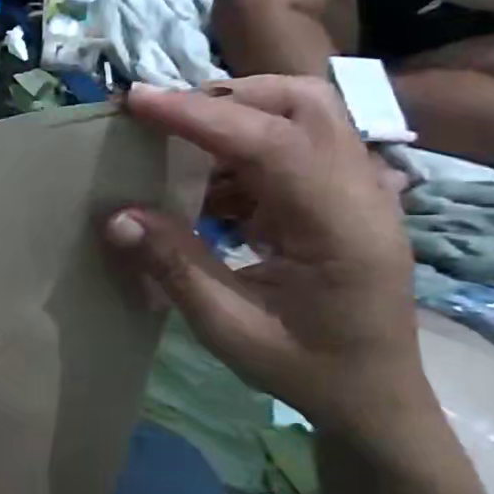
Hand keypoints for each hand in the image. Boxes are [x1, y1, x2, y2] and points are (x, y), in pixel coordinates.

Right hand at [105, 79, 420, 430]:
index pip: (271, 141)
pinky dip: (247, 150)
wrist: (376, 396)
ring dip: (237, 117)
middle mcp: (361, 192)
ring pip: (304, 115)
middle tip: (162, 117)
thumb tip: (117, 216)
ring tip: (179, 146)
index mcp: (340, 227)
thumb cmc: (307, 370)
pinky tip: (211, 189)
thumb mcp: (231, 330)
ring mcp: (362, 189)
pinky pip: (298, 146)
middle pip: (302, 104)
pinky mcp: (347, 195)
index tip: (139, 101)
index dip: (200, 115)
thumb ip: (176, 267)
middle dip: (226, 97)